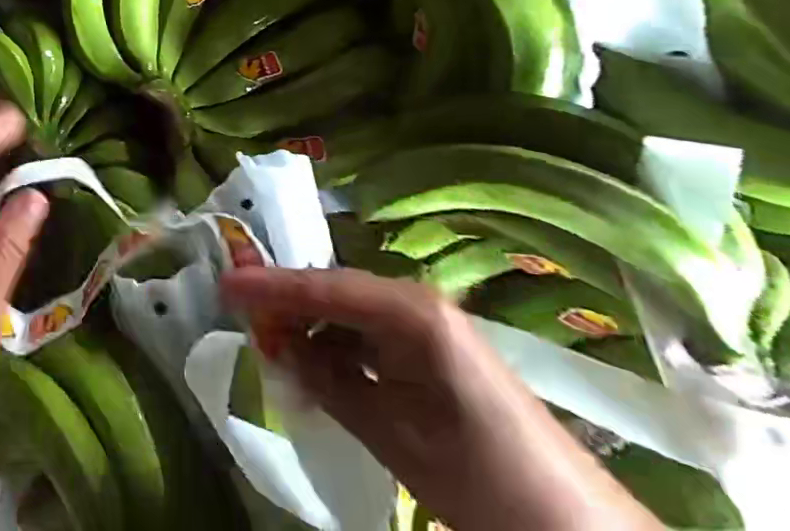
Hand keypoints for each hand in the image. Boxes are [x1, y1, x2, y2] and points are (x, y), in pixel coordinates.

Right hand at [221, 267, 658, 530]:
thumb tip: (280, 346)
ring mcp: (427, 326)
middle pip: (335, 291)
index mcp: (412, 311)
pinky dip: (337, 348)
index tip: (223, 282)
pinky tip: (312, 366)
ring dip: (310, 326)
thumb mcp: (395, 434)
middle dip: (287, 302)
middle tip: (237, 313)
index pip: (325, 286)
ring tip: (267, 344)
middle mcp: (417, 303)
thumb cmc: (483, 476)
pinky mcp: (431, 353)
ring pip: (349, 313)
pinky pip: (369, 338)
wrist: (566, 524)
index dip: (271, 285)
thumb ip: (332, 382)